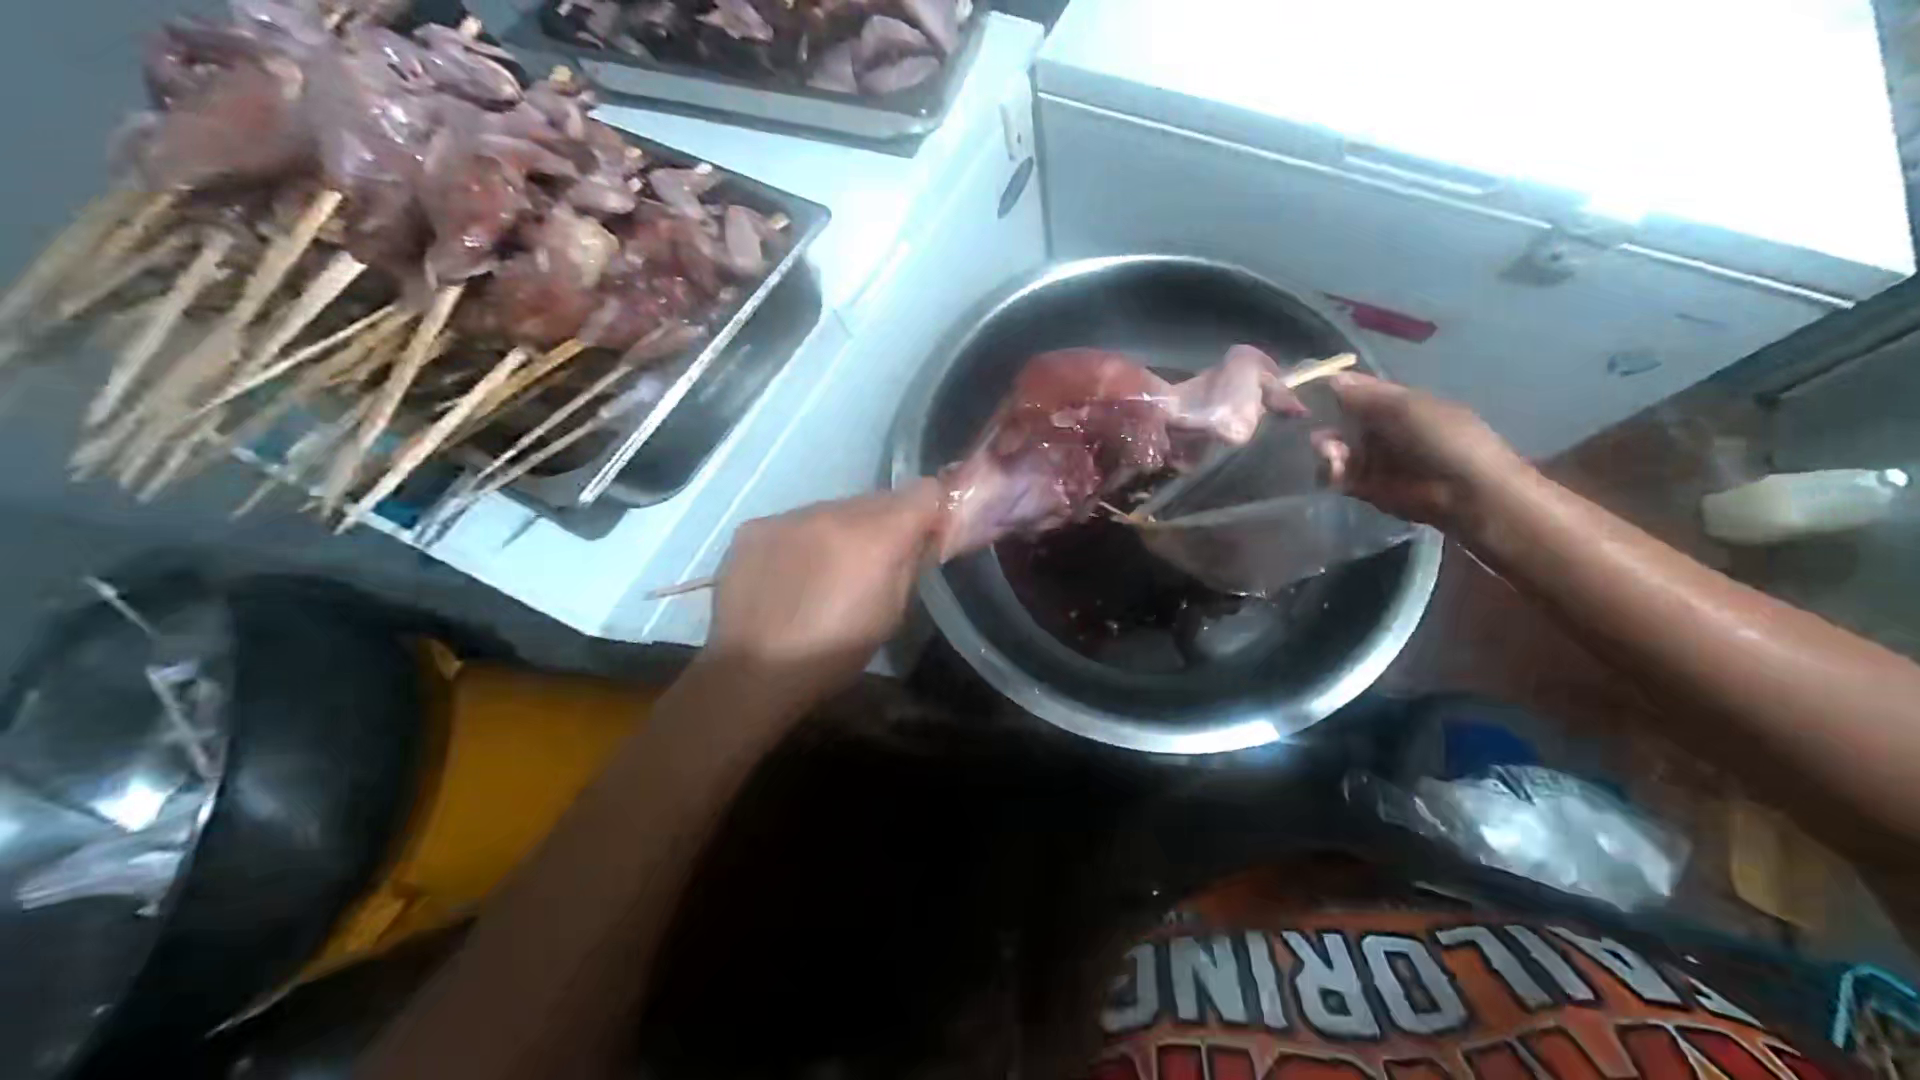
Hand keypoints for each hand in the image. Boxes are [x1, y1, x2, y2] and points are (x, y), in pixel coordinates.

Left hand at [704, 481, 943, 700]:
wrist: (749, 672)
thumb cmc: (832, 656)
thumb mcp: (892, 615)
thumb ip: (913, 564)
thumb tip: (929, 535)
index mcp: (874, 537)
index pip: (924, 492)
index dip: (934, 511)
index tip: (930, 535)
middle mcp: (832, 512)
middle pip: (879, 499)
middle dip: (888, 523)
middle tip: (879, 562)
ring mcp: (788, 516)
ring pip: (836, 508)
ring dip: (844, 530)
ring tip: (830, 571)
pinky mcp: (755, 526)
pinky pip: (796, 521)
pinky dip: (805, 539)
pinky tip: (792, 574)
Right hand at [1316, 372, 1534, 533]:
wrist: (1465, 491)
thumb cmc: (1444, 439)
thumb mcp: (1407, 407)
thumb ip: (1366, 395)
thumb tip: (1330, 379)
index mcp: (1398, 405)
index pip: (1359, 392)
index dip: (1334, 388)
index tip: (1306, 387)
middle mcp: (1382, 429)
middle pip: (1340, 420)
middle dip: (1325, 421)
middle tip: (1313, 425)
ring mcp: (1372, 459)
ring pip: (1334, 448)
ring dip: (1327, 447)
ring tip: (1331, 453)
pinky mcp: (1364, 487)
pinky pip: (1336, 475)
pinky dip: (1330, 471)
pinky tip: (1335, 469)